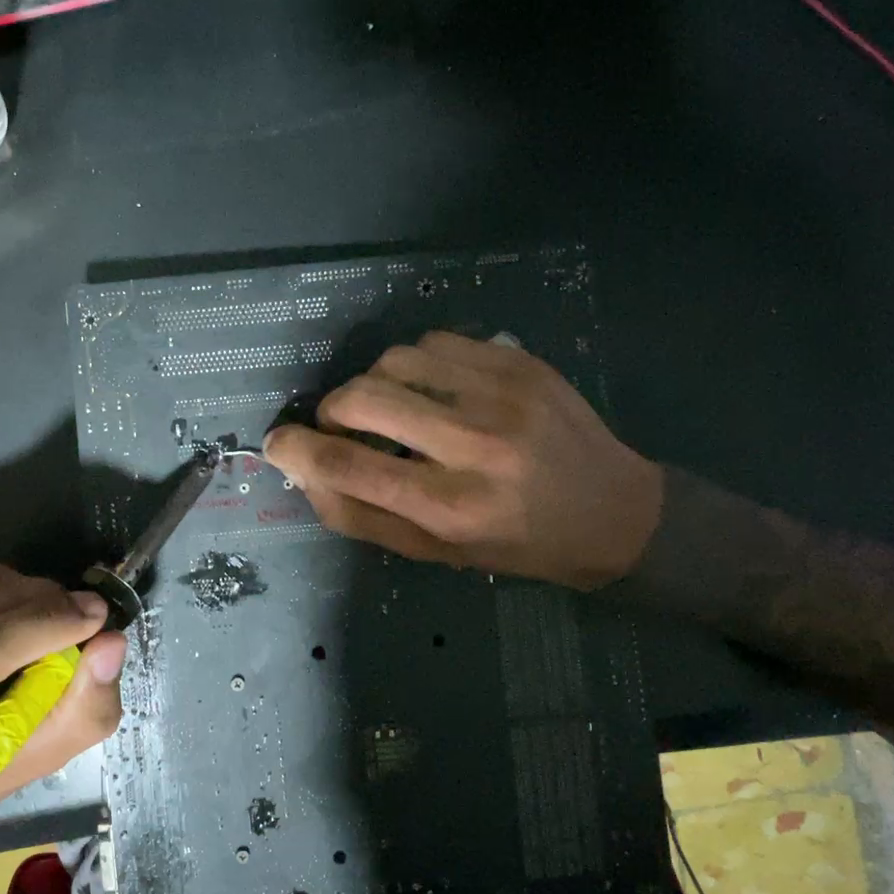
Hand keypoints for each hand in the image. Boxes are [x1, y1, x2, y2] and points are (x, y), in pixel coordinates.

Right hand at [262, 331, 663, 590]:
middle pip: (362, 399)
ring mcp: (501, 394)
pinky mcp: (518, 362)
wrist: (615, 512)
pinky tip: (432, 389)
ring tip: (392, 408)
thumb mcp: (434, 552)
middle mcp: (475, 446)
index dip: (296, 449)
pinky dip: (413, 364)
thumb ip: (359, 515)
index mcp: (451, 506)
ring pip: (393, 360)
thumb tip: (300, 470)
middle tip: (342, 427)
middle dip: (332, 411)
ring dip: (373, 384)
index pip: (347, 465)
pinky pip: (432, 342)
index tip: (277, 443)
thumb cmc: (516, 544)